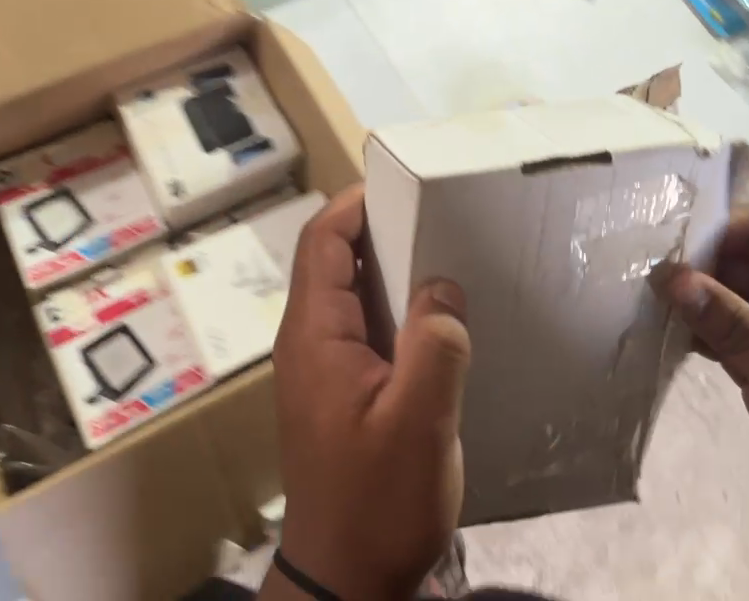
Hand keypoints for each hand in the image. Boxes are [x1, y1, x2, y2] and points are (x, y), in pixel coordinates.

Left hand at [267, 185, 471, 600]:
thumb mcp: (418, 425)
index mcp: (314, 335)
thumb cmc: (376, 501)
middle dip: (374, 232)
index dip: (351, 206)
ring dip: (387, 273)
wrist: (343, 576)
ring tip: (440, 258)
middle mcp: (306, 341)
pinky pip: (359, 330)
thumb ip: (435, 348)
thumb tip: (442, 285)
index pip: (320, 244)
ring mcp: (317, 368)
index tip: (397, 186)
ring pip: (347, 297)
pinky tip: (433, 323)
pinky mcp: (335, 391)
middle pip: (330, 263)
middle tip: (432, 217)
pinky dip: (391, 312)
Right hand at [653, 207, 748, 534]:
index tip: (668, 251)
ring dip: (683, 299)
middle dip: (690, 267)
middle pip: (732, 257)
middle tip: (641, 280)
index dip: (716, 231)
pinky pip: (714, 326)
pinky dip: (687, 329)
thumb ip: (738, 329)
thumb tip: (673, 277)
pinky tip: (657, 335)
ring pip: (717, 292)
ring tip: (639, 306)